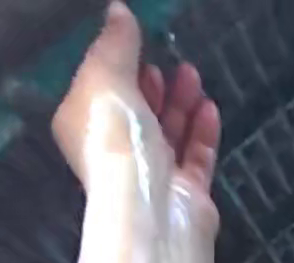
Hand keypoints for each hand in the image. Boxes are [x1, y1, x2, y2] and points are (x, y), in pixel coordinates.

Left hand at [51, 1, 219, 233]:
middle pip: (138, 114)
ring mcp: (156, 176)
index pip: (99, 92)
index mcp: (83, 128)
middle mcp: (118, 154)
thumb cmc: (117, 140)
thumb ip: (115, 43)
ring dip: (181, 104)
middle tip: (171, 62)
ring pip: (170, 135)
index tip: (136, 43)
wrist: (153, 210)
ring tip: (193, 76)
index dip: (116, 66)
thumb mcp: (105, 76)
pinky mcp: (188, 193)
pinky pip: (197, 158)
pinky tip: (210, 108)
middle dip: (154, 86)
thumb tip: (120, 12)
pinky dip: (203, 133)